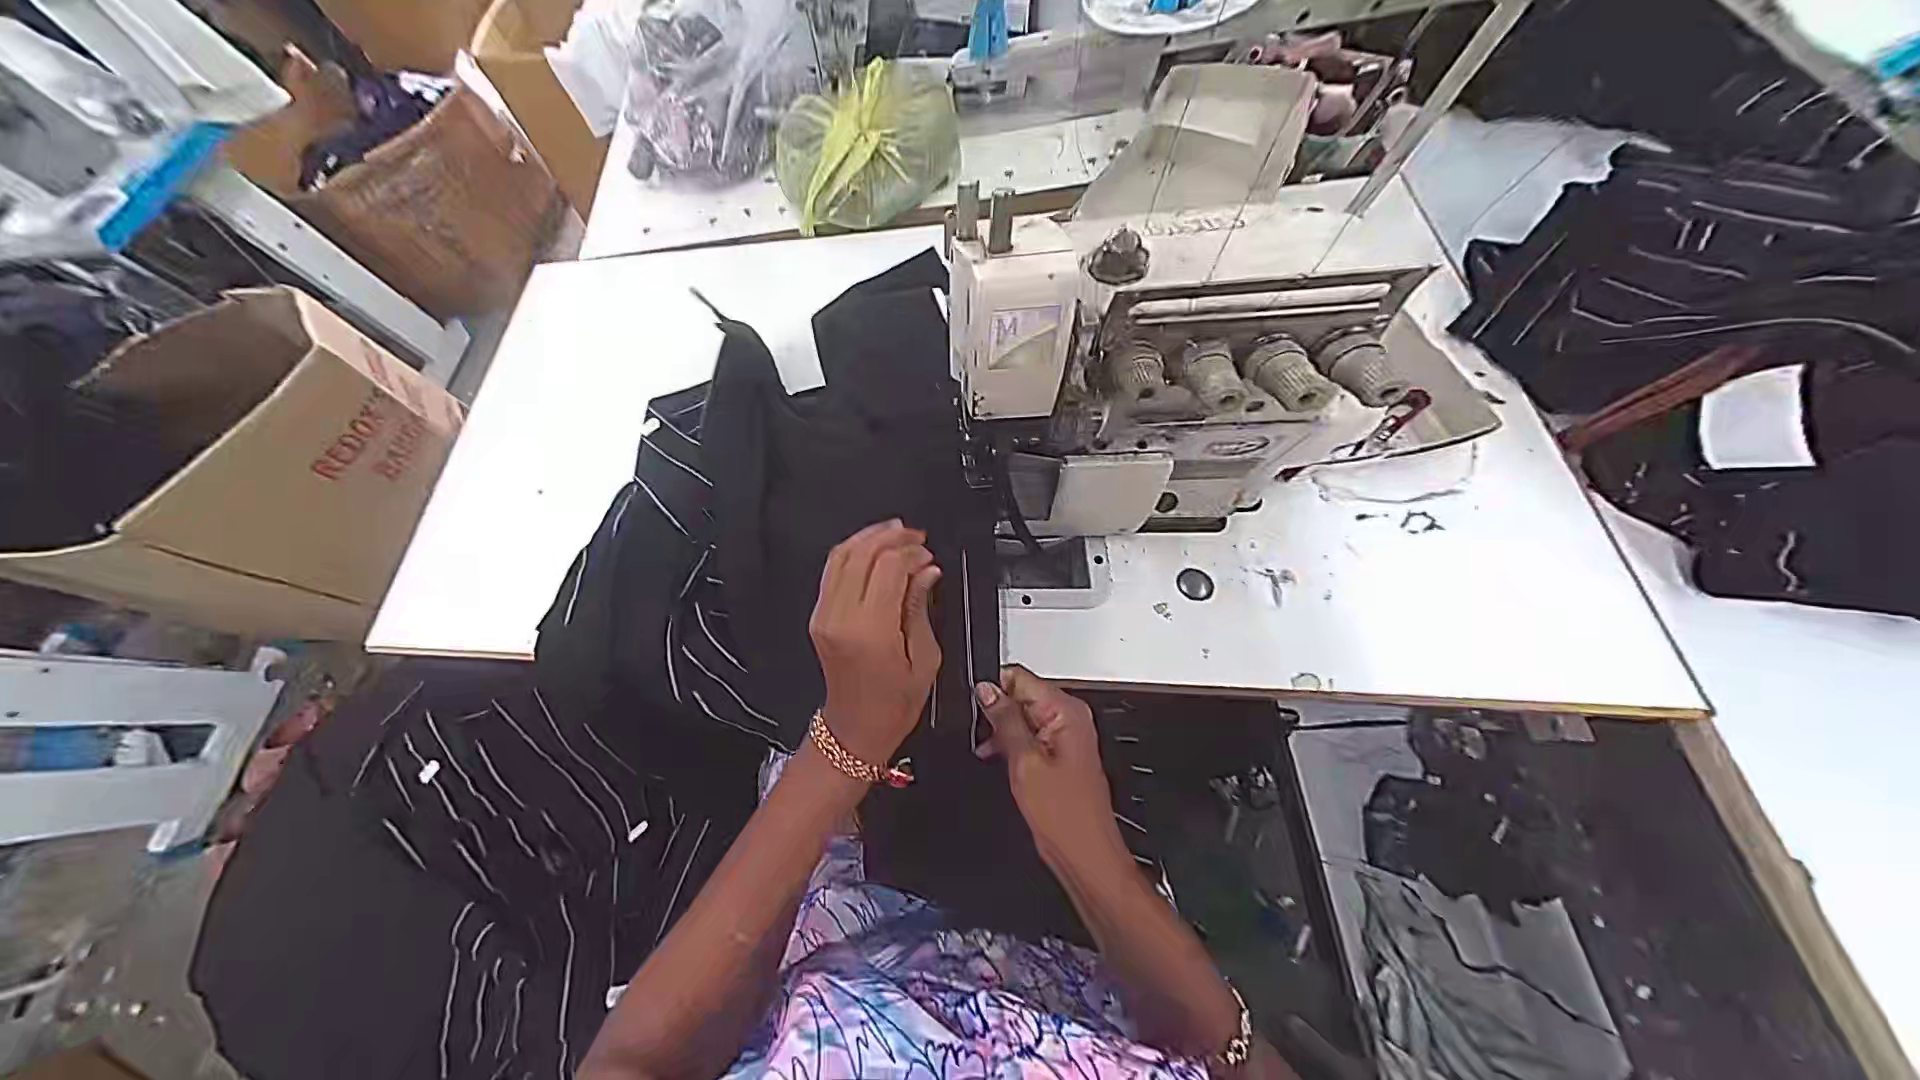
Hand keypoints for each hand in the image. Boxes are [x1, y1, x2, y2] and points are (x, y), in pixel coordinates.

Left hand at [809, 519, 942, 766]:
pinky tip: (871, 549)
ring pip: (841, 556)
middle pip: (862, 554)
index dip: (912, 553)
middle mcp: (842, 619)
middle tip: (914, 536)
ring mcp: (825, 616)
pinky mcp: (819, 617)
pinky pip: (831, 571)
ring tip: (894, 533)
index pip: (889, 567)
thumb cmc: (891, 704)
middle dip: (892, 537)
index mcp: (871, 631)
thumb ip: (920, 607)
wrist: (856, 728)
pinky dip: (853, 553)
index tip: (927, 556)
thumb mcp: (924, 657)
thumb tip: (926, 572)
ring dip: (869, 538)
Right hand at [976, 665, 1126, 869]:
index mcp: (1066, 710)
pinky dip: (1012, 744)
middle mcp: (1070, 717)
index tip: (979, 709)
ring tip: (995, 753)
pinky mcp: (1060, 751)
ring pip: (1022, 715)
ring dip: (1003, 731)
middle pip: (1021, 694)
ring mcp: (1066, 734)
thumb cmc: (1066, 816)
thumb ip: (1004, 720)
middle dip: (998, 713)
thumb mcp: (1024, 761)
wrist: (1084, 853)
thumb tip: (987, 690)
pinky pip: (1029, 734)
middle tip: (988, 738)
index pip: (1020, 677)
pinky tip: (1002, 760)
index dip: (994, 690)